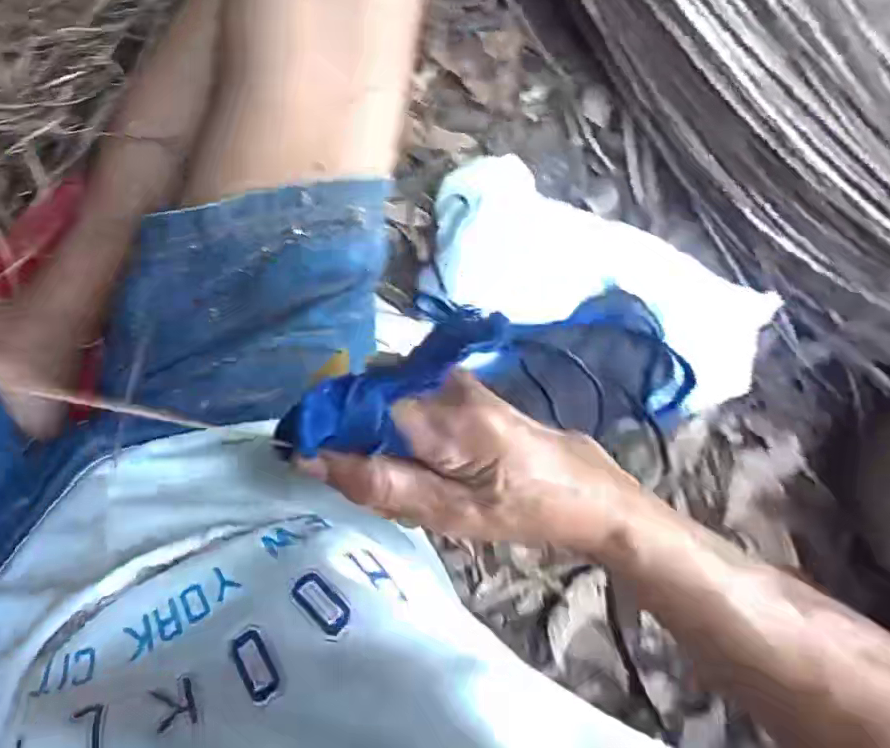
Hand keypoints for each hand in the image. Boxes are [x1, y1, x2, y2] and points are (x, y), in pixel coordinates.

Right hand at [301, 369, 654, 557]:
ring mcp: (441, 374)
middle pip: (359, 398)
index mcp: (440, 414)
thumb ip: (378, 483)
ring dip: (367, 432)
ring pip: (373, 396)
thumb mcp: (450, 514)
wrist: (582, 488)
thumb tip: (310, 458)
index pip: (352, 406)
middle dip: (347, 436)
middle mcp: (435, 380)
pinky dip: (386, 424)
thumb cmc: (521, 508)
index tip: (307, 460)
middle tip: (364, 480)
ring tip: (394, 472)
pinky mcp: (446, 378)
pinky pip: (393, 393)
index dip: (324, 429)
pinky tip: (411, 455)